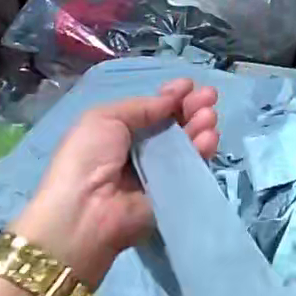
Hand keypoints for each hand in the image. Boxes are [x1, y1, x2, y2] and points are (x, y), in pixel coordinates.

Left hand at [12, 78, 218, 285]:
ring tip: (209, 115)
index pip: (150, 109)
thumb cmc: (87, 156)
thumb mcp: (105, 117)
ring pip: (185, 144)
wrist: (86, 210)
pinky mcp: (172, 193)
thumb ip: (141, 107)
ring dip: (200, 125)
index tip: (189, 84)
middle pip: (171, 125)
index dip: (170, 96)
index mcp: (116, 130)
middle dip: (191, 108)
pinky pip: (190, 168)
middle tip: (209, 96)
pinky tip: (209, 136)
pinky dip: (202, 150)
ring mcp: (157, 172)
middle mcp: (138, 150)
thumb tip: (171, 99)